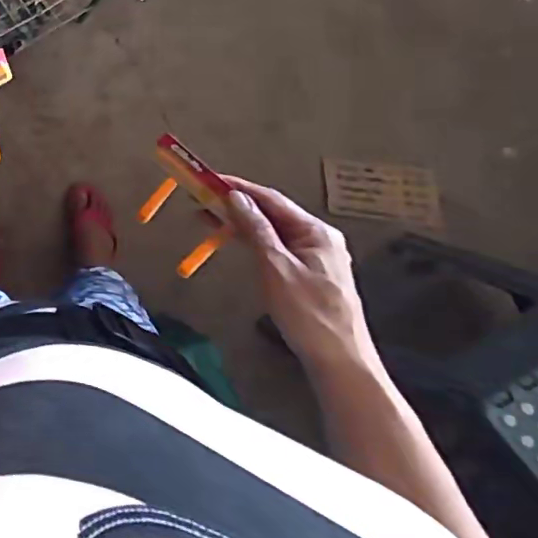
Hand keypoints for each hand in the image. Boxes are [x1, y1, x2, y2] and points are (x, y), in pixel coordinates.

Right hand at [223, 176, 376, 370]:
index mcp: (316, 232)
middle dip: (235, 203)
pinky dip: (248, 237)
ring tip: (205, 214)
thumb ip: (256, 229)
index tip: (208, 179)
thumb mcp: (276, 266)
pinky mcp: (304, 270)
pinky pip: (272, 243)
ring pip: (269, 228)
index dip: (238, 187)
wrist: (337, 357)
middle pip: (270, 211)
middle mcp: (317, 238)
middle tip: (200, 196)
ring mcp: (312, 254)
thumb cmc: (307, 311)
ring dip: (238, 220)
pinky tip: (229, 236)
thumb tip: (235, 198)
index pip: (271, 199)